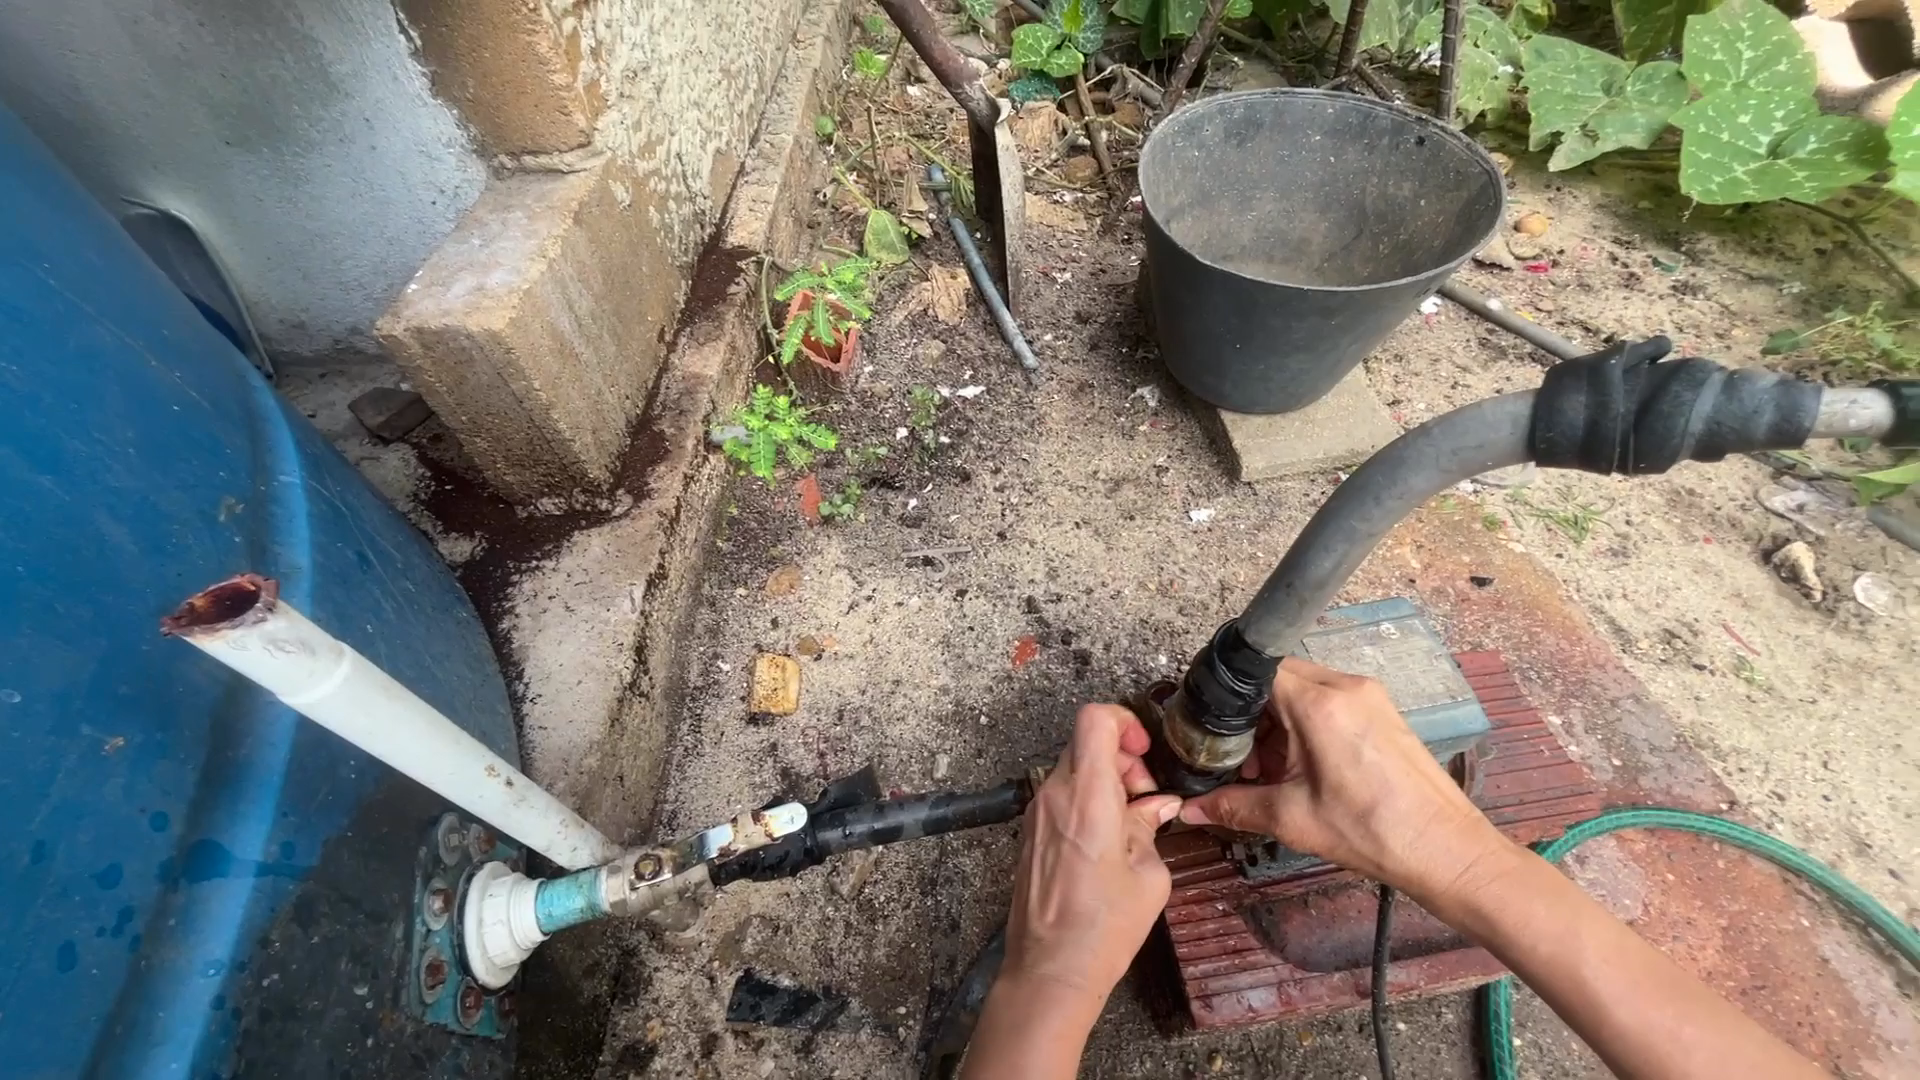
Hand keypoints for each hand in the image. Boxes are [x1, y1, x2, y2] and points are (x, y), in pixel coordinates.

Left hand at [1003, 704, 1182, 1003]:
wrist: (1049, 970)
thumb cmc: (1100, 930)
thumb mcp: (1148, 876)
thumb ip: (1149, 825)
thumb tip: (1157, 805)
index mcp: (1086, 797)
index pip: (1094, 720)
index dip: (1124, 721)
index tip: (1144, 750)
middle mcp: (1055, 794)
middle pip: (1085, 742)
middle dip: (1122, 758)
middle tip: (1144, 797)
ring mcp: (1037, 810)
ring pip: (1074, 766)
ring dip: (1104, 779)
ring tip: (1129, 822)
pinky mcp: (1030, 828)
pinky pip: (1061, 793)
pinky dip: (1086, 798)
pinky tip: (1107, 837)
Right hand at [1178, 657, 1500, 895]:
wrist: (1449, 853)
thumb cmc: (1372, 833)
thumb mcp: (1291, 819)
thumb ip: (1233, 806)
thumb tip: (1189, 810)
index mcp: (1320, 704)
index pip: (1256, 674)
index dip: (1230, 699)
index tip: (1215, 727)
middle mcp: (1346, 686)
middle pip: (1279, 677)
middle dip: (1254, 713)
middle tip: (1243, 755)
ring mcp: (1370, 696)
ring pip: (1305, 687)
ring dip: (1280, 717)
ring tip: (1272, 766)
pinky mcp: (1384, 711)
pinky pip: (1330, 699)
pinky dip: (1307, 721)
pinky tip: (1304, 764)